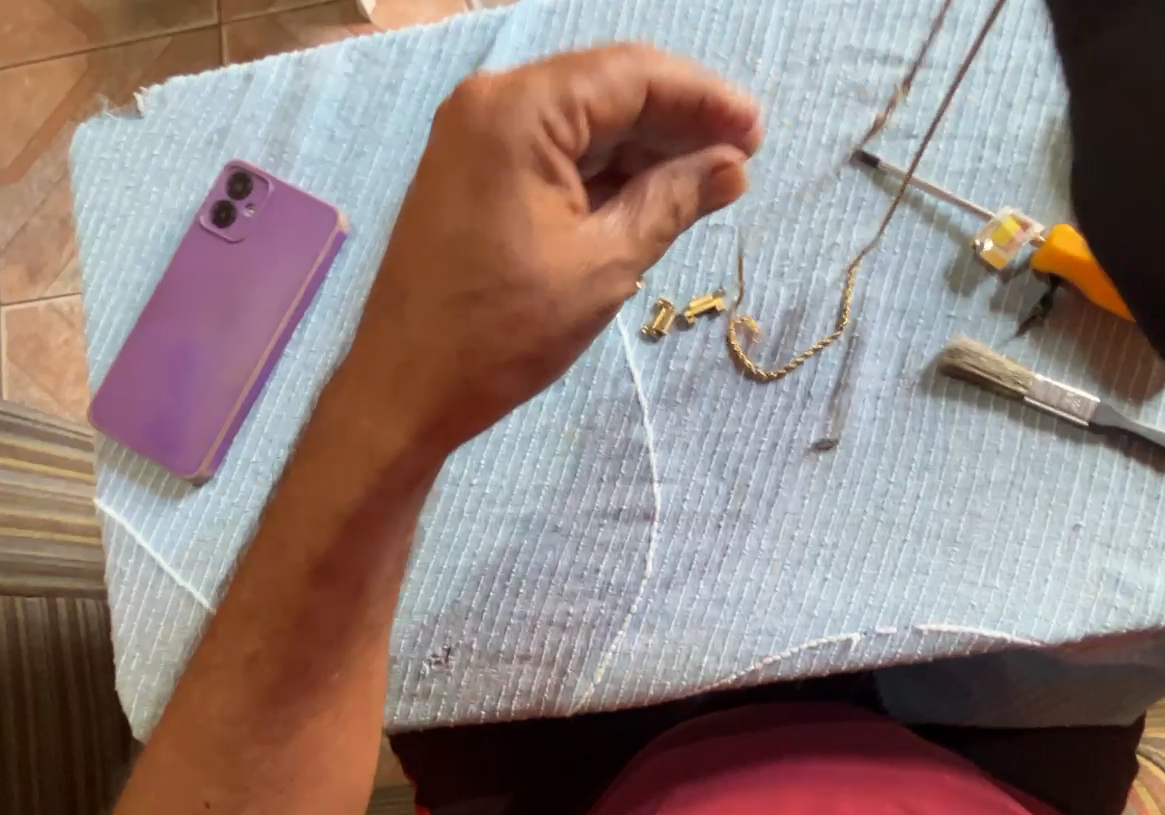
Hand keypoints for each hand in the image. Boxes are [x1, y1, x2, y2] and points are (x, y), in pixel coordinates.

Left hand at [333, 46, 761, 454]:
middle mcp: (490, 106)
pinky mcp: (470, 181)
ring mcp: (473, 143)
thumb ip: (672, 202)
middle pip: (604, 94)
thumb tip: (732, 166)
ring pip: (578, 130)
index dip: (704, 100)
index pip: (632, 74)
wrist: (407, 390)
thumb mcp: (603, 266)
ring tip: (703, 189)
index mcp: (520, 111)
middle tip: (738, 164)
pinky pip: (549, 161)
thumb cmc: (504, 334)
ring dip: (641, 156)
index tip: (757, 134)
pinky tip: (645, 202)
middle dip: (676, 127)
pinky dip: (599, 180)